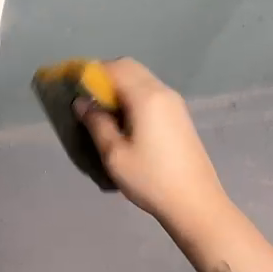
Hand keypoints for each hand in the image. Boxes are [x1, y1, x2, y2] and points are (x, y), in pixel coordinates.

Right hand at [78, 58, 229, 228]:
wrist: (197, 204)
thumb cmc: (151, 179)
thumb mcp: (115, 155)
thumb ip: (96, 123)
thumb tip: (82, 102)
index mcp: (146, 96)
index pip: (114, 68)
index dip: (91, 73)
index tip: (75, 88)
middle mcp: (162, 91)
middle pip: (130, 67)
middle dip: (105, 76)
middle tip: (89, 99)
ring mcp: (174, 102)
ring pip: (142, 78)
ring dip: (120, 85)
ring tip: (105, 113)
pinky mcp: (179, 115)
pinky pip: (151, 91)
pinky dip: (134, 95)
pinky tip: (126, 121)